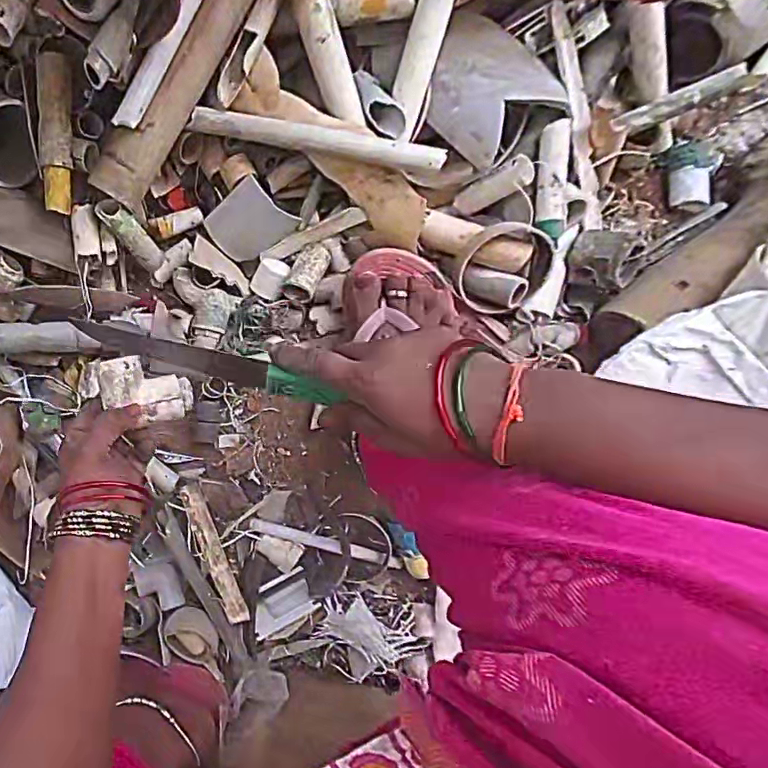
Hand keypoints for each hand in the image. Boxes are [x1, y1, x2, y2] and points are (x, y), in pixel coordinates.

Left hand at [56, 402, 149, 514]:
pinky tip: (150, 437)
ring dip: (139, 426)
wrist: (103, 520)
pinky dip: (148, 442)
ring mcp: (115, 458)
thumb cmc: (87, 488)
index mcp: (77, 440)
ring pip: (130, 434)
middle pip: (114, 422)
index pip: (92, 412)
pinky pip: (142, 450)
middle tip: (140, 403)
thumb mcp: (92, 446)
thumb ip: (110, 422)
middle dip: (127, 413)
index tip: (123, 391)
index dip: (106, 402)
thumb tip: (130, 408)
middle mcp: (96, 447)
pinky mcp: (132, 469)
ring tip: (147, 418)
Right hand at [271, 278, 509, 458]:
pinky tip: (421, 373)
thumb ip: (355, 420)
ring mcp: (405, 338)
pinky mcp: (432, 332)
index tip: (276, 351)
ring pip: (376, 347)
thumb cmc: (437, 429)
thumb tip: (326, 416)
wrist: (492, 403)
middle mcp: (377, 352)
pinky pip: (405, 342)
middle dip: (339, 365)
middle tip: (347, 386)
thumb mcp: (391, 435)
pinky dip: (402, 356)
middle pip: (344, 353)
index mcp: (362, 380)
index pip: (317, 365)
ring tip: (394, 385)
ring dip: (373, 362)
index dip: (293, 358)